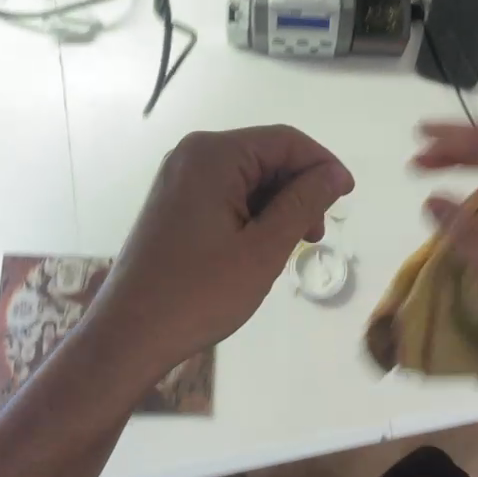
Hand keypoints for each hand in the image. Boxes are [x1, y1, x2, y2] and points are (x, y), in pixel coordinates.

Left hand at [76, 126, 353, 381]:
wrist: (129, 335)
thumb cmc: (199, 293)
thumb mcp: (264, 249)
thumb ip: (304, 203)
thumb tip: (335, 174)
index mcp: (213, 155)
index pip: (285, 141)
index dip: (322, 165)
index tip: (348, 198)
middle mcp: (193, 156)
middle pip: (266, 156)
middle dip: (299, 189)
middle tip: (315, 235)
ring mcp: (179, 179)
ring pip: (249, 177)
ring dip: (279, 205)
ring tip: (292, 246)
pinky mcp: (175, 203)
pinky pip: (227, 194)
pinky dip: (254, 214)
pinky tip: (262, 247)